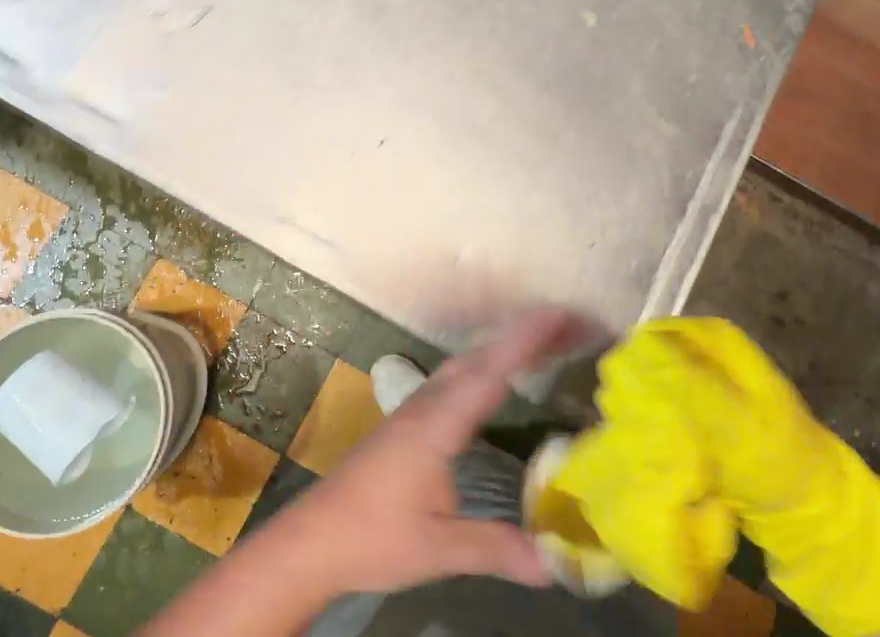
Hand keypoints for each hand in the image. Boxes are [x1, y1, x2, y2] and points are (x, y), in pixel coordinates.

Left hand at [256, 307, 589, 593]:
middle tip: (568, 323)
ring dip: (503, 347)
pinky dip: (485, 365)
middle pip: (479, 358)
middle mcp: (425, 407)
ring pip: (464, 365)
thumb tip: (556, 563)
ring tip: (543, 339)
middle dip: (523, 335)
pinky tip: (496, 378)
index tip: (556, 315)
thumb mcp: (437, 549)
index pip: (488, 375)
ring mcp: (412, 411)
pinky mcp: (406, 423)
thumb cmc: (371, 539)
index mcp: (435, 427)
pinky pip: (453, 378)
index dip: (523, 342)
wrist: (311, 541)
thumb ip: (494, 548)